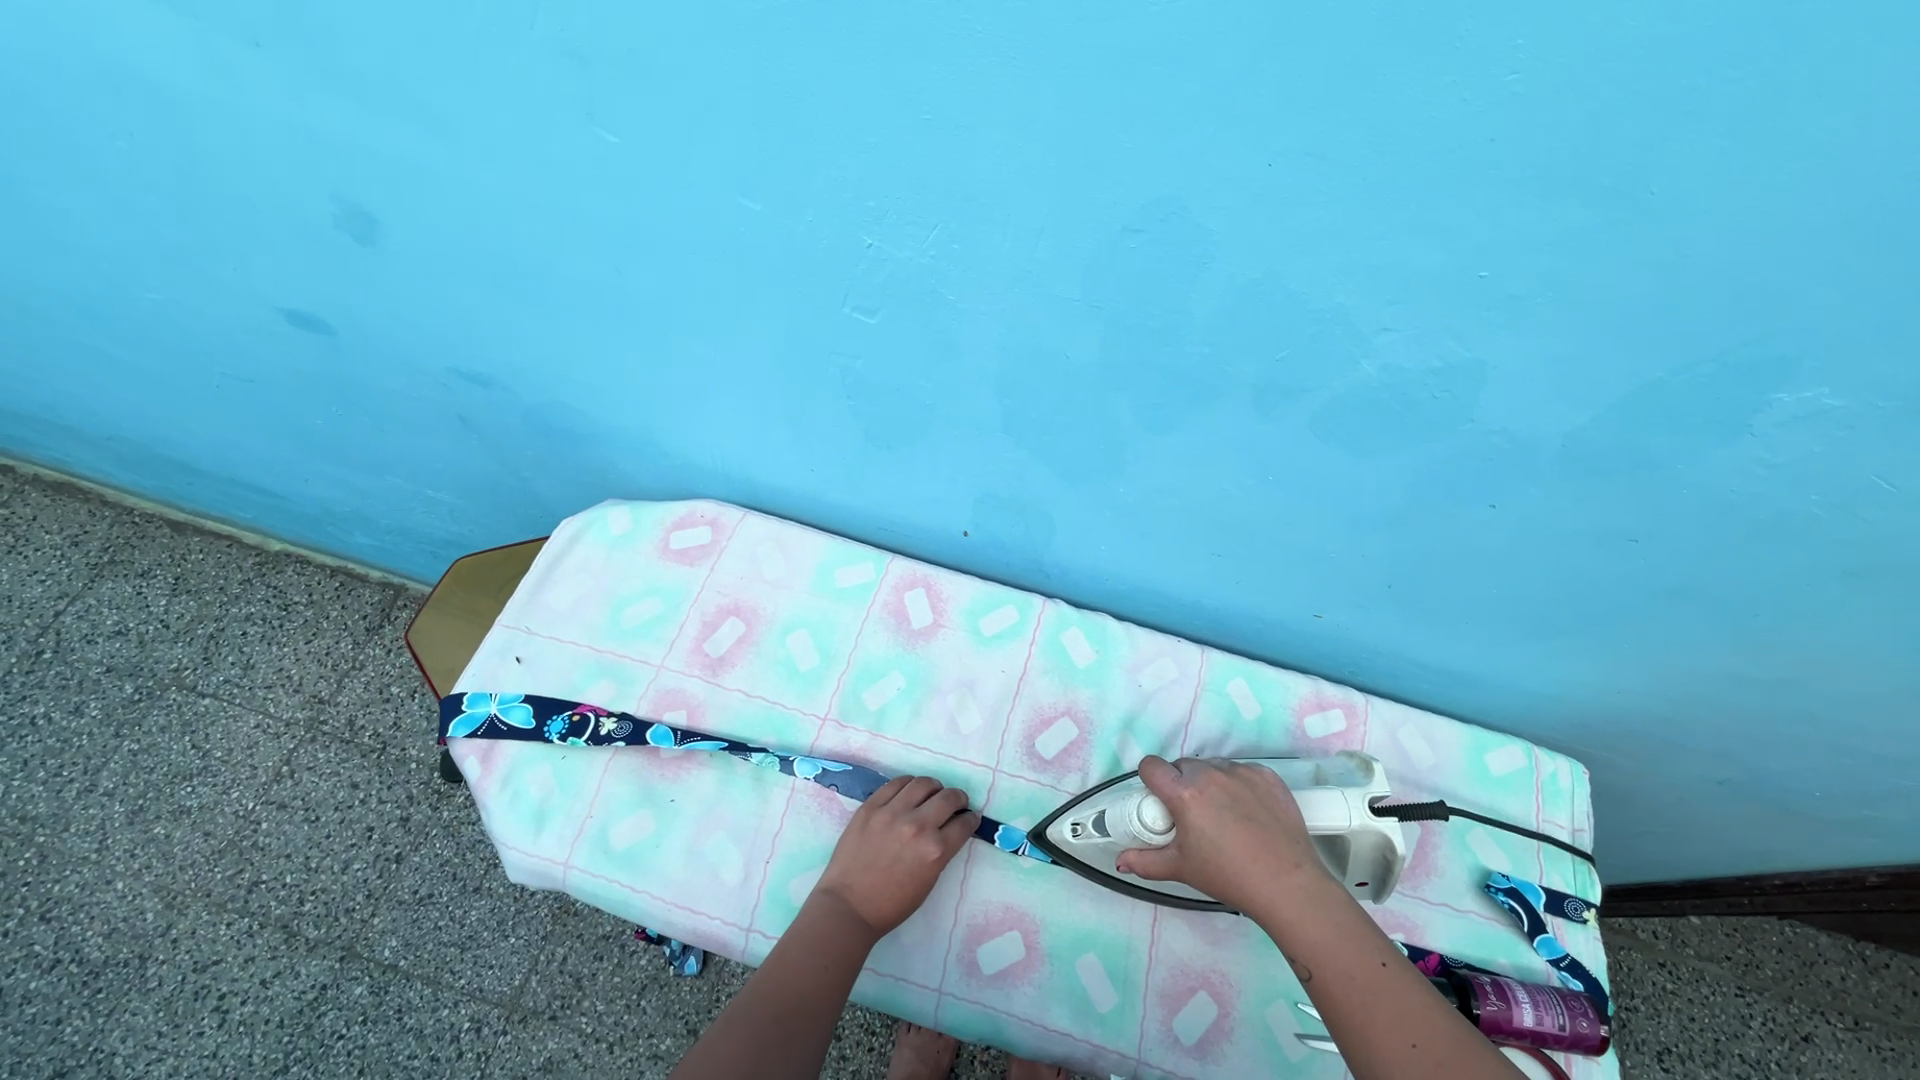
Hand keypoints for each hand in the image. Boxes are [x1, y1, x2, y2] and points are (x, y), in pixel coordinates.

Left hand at [814, 775, 979, 937]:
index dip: (970, 818)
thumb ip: (942, 851)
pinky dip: (908, 784)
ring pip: (923, 783)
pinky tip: (909, 792)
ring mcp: (891, 813)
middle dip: (958, 799)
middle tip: (956, 802)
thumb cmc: (892, 903)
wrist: (849, 906)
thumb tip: (950, 829)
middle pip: (948, 797)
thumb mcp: (929, 880)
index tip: (969, 817)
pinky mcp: (870, 807)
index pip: (964, 823)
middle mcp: (917, 826)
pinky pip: (895, 783)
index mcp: (935, 850)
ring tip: (932, 794)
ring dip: (934, 787)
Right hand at [1114, 756, 1333, 913]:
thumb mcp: (1181, 869)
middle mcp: (1211, 775)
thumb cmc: (1228, 876)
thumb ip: (1145, 862)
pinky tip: (1247, 810)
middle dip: (1181, 782)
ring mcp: (1242, 773)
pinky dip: (1239, 784)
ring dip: (1210, 781)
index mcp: (1184, 794)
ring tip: (1222, 813)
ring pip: (1214, 767)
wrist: (1287, 884)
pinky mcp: (1268, 776)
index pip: (1152, 766)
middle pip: (1184, 765)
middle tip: (1190, 812)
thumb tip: (1121, 861)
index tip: (1157, 798)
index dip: (1150, 779)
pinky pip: (1243, 771)